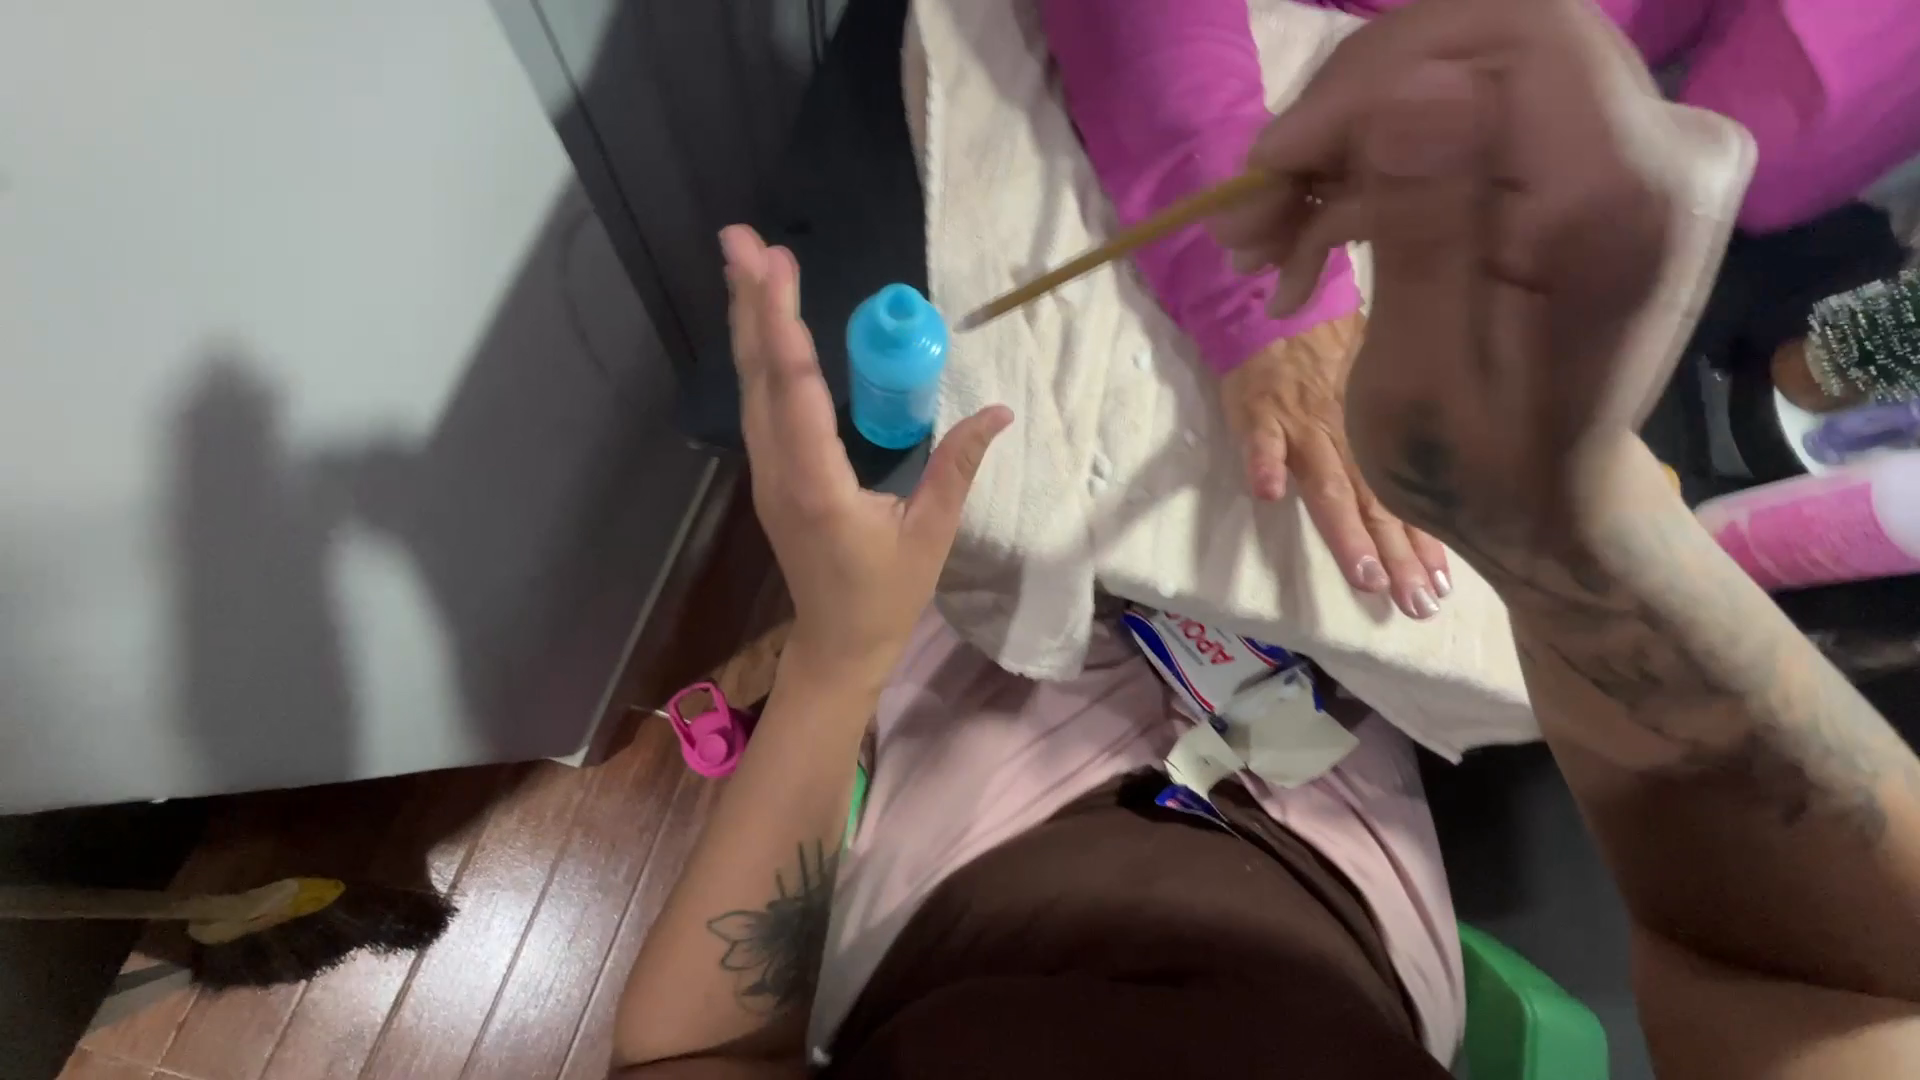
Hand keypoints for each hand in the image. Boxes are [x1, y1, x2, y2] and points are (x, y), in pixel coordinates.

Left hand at [721, 226, 1012, 693]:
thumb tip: (999, 412)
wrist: (837, 643)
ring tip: (746, 264)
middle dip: (750, 304)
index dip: (784, 326)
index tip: (775, 266)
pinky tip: (762, 330)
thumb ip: (958, 468)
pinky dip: (758, 359)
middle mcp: (780, 473)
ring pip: (751, 389)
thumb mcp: (931, 533)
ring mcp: (768, 475)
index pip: (797, 393)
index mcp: (819, 486)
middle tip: (738, 237)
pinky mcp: (772, 478)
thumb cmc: (886, 595)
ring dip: (749, 324)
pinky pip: (758, 408)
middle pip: (759, 378)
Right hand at [1214, 0, 1668, 558]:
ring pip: (1446, 80)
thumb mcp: (1424, 373)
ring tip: (1256, 239)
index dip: (1371, 83)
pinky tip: (1302, 241)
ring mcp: (1613, 150)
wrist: (1531, 494)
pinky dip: (1360, 175)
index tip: (1269, 165)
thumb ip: (1427, 231)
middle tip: (1246, 213)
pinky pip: (1448, 124)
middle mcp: (1646, 148)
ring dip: (1332, 152)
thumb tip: (1407, 99)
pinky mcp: (1570, 166)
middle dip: (1338, 120)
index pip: (1514, 44)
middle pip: (1472, 46)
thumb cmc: (1472, 462)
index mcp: (1622, 201)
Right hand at [1222, 313, 1449, 617]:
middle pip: (1372, 505)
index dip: (1422, 544)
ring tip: (1362, 576)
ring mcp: (1300, 428)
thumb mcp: (1368, 387)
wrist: (1273, 312)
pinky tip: (1268, 493)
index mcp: (1368, 439)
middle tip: (1413, 604)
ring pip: (1326, 484)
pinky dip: (1264, 463)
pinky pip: (1259, 440)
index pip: (1401, 499)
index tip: (1441, 589)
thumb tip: (1428, 486)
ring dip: (1344, 529)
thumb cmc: (1323, 351)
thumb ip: (1383, 437)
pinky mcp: (1258, 415)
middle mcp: (1344, 440)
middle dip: (1395, 556)